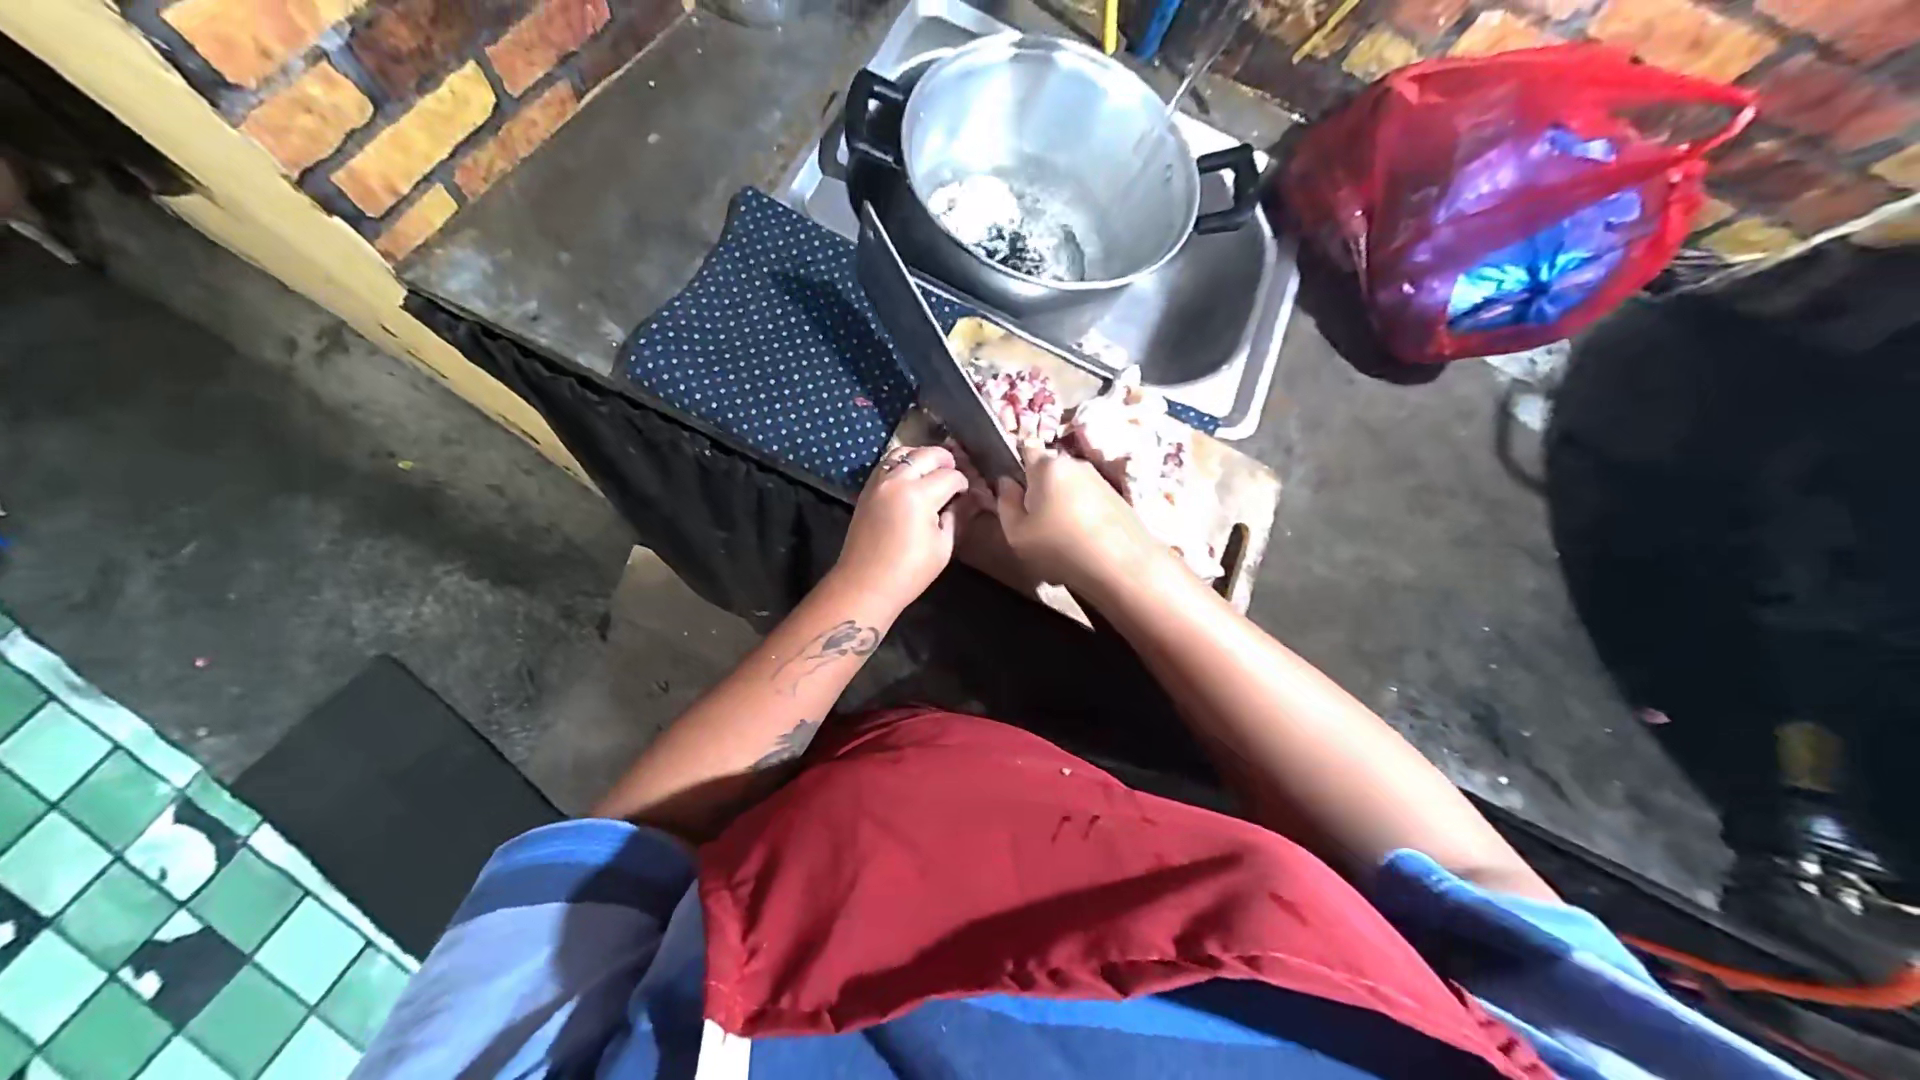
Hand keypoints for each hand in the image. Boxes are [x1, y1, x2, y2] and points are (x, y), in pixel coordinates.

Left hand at [835, 445, 971, 608]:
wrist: (865, 583)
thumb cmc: (909, 571)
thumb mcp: (943, 547)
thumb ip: (953, 517)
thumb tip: (957, 502)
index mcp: (920, 495)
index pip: (949, 476)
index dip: (962, 482)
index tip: (966, 491)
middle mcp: (897, 481)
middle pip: (926, 454)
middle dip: (945, 459)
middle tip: (955, 470)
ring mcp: (878, 483)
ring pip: (902, 452)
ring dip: (920, 456)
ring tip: (932, 468)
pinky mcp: (866, 489)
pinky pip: (886, 464)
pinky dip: (901, 463)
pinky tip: (911, 475)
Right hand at [993, 443, 1167, 594]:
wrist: (1122, 566)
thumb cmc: (1060, 547)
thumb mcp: (1017, 533)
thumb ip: (1005, 503)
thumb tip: (1006, 482)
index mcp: (1047, 464)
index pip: (1026, 449)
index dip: (1018, 469)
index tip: (1016, 496)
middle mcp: (1075, 463)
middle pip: (1048, 472)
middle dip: (1041, 492)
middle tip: (1036, 525)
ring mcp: (1099, 479)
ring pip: (1069, 489)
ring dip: (1062, 507)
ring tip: (1061, 540)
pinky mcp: (1117, 497)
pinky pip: (1088, 502)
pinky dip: (1082, 517)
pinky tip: (1082, 544)